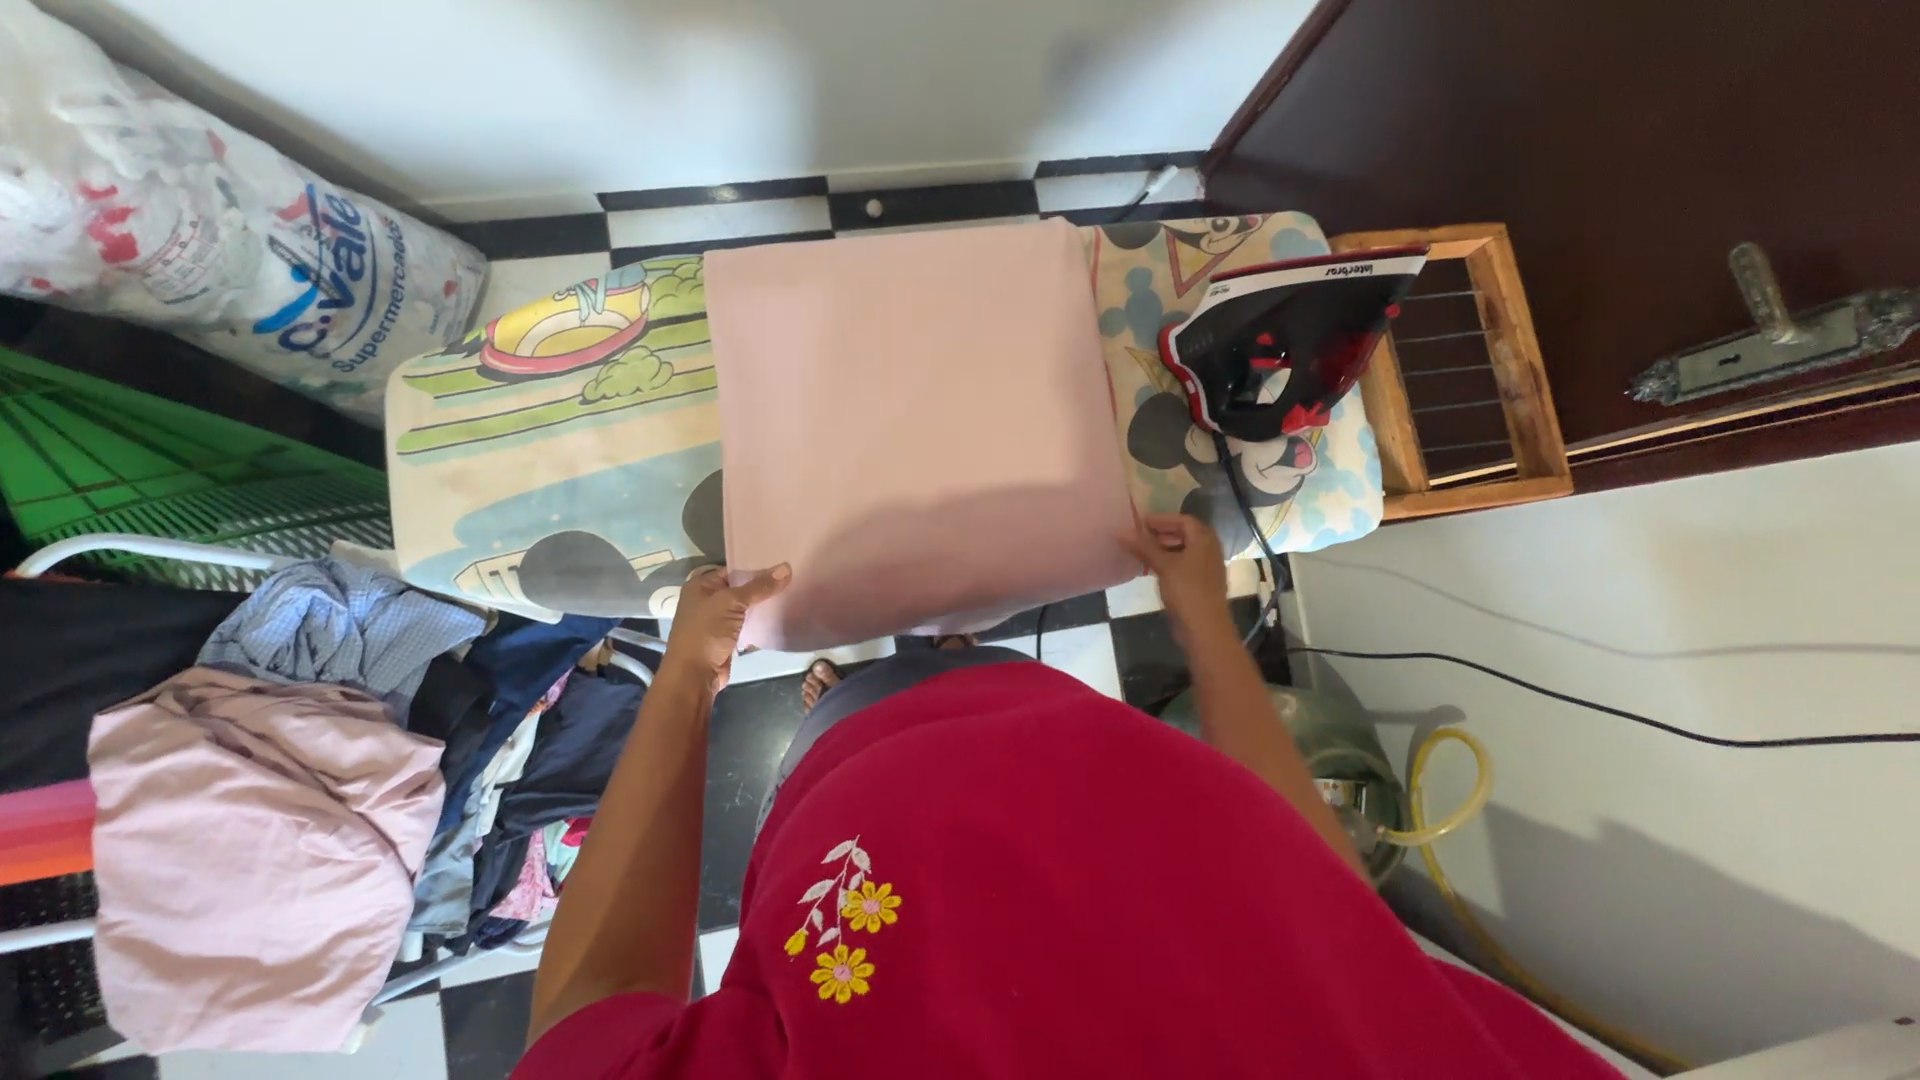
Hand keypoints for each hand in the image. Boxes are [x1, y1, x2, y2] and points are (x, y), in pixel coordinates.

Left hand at [664, 563, 790, 692]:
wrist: (695, 674)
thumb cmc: (706, 632)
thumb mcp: (731, 603)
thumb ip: (759, 587)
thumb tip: (786, 568)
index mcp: (701, 586)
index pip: (733, 570)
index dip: (755, 567)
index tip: (781, 564)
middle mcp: (707, 600)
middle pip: (740, 588)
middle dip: (762, 585)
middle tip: (790, 577)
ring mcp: (717, 620)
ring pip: (744, 606)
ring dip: (762, 603)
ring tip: (790, 592)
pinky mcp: (726, 637)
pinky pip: (746, 623)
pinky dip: (759, 620)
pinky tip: (779, 613)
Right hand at [1118, 514, 1231, 642]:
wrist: (1205, 628)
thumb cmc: (1187, 590)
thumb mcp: (1164, 565)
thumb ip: (1144, 547)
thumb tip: (1121, 531)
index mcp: (1204, 540)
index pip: (1184, 520)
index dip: (1162, 519)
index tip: (1140, 523)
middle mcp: (1209, 550)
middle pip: (1185, 534)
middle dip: (1162, 533)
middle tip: (1140, 536)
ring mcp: (1207, 569)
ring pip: (1184, 551)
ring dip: (1164, 548)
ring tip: (1143, 552)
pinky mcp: (1201, 584)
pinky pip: (1184, 565)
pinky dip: (1168, 562)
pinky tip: (1153, 570)